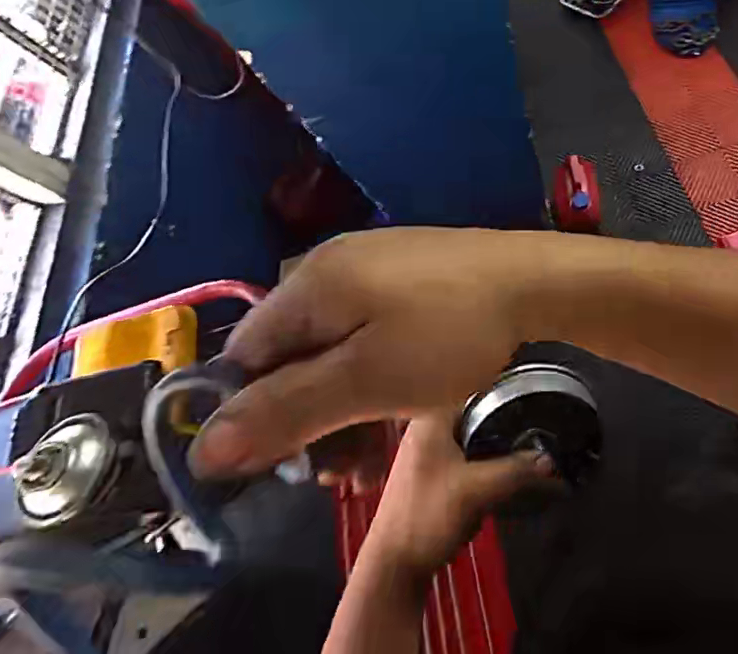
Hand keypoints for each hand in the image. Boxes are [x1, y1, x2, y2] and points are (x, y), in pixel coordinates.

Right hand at [190, 227, 574, 478]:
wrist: (536, 281)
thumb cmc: (450, 332)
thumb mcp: (365, 381)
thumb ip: (284, 411)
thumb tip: (201, 447)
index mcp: (312, 282)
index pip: (245, 356)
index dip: (253, 414)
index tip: (288, 461)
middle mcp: (336, 265)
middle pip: (293, 354)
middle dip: (307, 417)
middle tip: (340, 472)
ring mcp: (379, 267)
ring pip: (338, 348)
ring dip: (345, 406)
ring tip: (369, 460)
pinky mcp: (413, 277)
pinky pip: (374, 332)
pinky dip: (377, 375)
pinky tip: (398, 410)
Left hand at [360, 411, 555, 578]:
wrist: (392, 571)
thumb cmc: (425, 518)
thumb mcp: (476, 491)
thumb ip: (515, 471)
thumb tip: (550, 461)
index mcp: (431, 418)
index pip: (476, 389)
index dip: (505, 392)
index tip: (533, 398)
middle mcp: (427, 428)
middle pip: (478, 413)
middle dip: (506, 423)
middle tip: (535, 428)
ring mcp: (428, 453)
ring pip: (475, 437)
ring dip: (498, 446)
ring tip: (525, 451)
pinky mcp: (432, 477)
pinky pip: (469, 457)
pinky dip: (487, 463)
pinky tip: (504, 474)